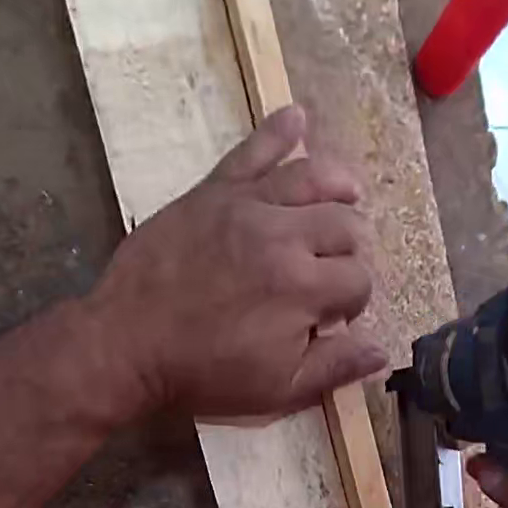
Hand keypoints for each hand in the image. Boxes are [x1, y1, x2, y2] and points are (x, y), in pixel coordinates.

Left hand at [88, 105, 388, 418]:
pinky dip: (278, 131)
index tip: (333, 318)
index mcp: (303, 287)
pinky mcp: (213, 192)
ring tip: (349, 196)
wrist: (126, 343)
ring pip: (313, 178)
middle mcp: (284, 235)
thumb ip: (334, 368)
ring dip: (339, 187)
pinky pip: (252, 151)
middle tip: (330, 274)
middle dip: (350, 251)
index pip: (358, 279)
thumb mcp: (276, 389)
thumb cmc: (204, 372)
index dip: (354, 301)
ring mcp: (247, 206)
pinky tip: (298, 117)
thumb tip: (381, 351)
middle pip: (345, 225)